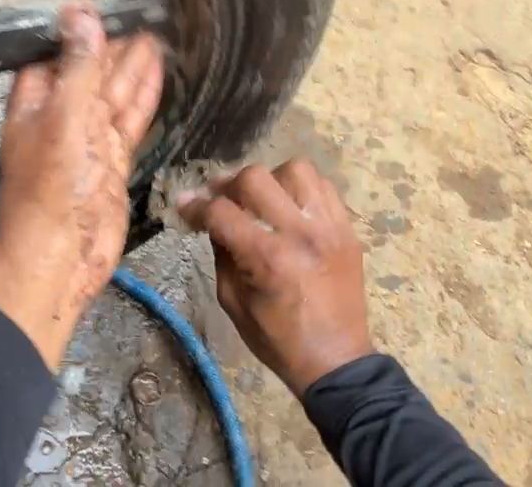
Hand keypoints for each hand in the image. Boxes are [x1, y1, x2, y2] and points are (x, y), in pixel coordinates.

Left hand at [0, 1, 164, 369]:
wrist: (58, 264)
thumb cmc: (52, 190)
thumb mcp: (65, 119)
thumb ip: (79, 65)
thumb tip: (80, 11)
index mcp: (36, 97)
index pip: (62, 46)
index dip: (87, 20)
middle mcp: (61, 111)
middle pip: (93, 63)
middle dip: (118, 35)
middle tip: (150, 1)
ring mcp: (87, 135)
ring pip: (115, 88)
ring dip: (136, 59)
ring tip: (160, 23)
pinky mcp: (111, 158)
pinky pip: (129, 117)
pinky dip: (143, 93)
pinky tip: (158, 67)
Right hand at [178, 160, 374, 394]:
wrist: (336, 362)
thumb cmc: (278, 339)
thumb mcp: (233, 301)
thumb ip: (222, 252)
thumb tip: (211, 218)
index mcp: (267, 258)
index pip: (221, 212)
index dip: (195, 206)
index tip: (184, 205)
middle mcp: (299, 233)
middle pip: (255, 178)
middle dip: (229, 186)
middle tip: (221, 200)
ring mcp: (328, 227)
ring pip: (294, 170)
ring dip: (270, 180)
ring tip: (262, 200)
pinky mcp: (347, 229)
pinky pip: (323, 186)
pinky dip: (300, 188)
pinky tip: (289, 205)